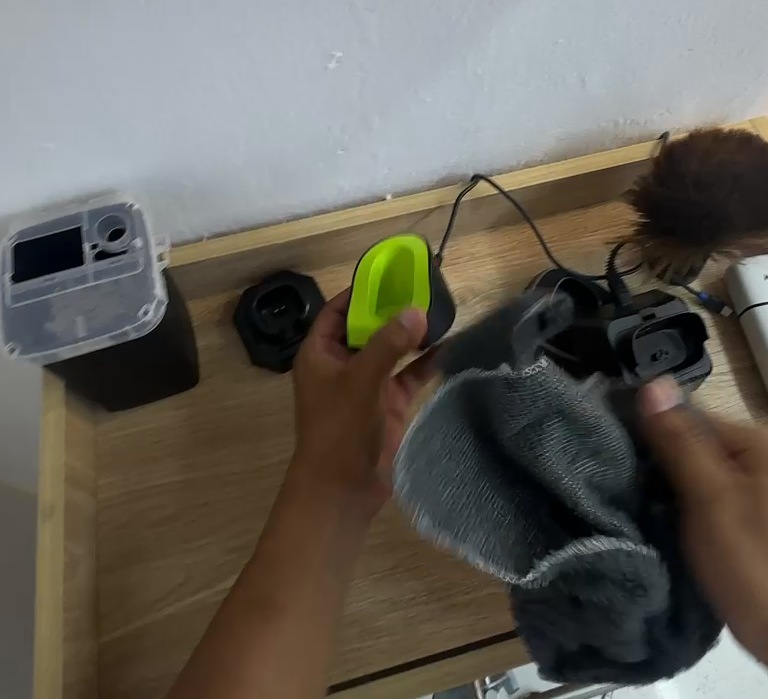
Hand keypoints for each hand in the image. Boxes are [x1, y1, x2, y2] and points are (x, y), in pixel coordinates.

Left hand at [287, 290, 436, 520]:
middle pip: (367, 327)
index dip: (361, 292)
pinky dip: (424, 362)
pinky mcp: (386, 404)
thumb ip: (388, 344)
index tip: (391, 276)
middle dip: (393, 311)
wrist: (341, 492)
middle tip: (423, 289)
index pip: (337, 311)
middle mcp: (341, 364)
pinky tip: (448, 346)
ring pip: (390, 350)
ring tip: (440, 311)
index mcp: (320, 353)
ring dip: (411, 335)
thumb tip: (416, 311)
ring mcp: (365, 385)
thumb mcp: (362, 381)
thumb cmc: (339, 430)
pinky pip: (407, 375)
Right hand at [636, 380, 767, 698]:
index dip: (645, 426)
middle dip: (652, 457)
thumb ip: (680, 441)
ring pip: (691, 474)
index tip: (606, 444)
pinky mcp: (744, 524)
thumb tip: (652, 382)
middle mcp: (756, 460)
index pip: (683, 413)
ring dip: (662, 485)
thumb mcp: (711, 498)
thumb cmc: (756, 568)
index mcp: (753, 443)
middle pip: (688, 442)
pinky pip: (700, 500)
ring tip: (624, 496)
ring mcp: (752, 494)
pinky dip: (678, 507)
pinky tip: (654, 520)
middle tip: (610, 474)